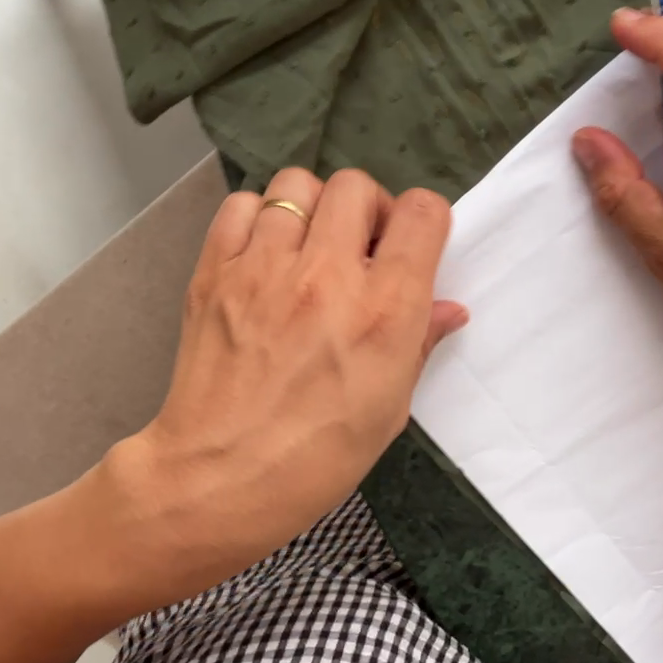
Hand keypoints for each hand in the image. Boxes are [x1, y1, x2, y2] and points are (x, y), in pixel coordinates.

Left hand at [113, 168, 465, 589]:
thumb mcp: (390, 408)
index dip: (425, 222)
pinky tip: (263, 255)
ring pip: (298, 185)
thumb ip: (419, 343)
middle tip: (360, 251)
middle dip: (369, 211)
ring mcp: (264, 266)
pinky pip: (242, 206)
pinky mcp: (214, 270)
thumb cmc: (319, 457)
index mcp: (384, 310)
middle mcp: (327, 272)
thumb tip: (447, 308)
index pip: (423, 213)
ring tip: (308, 249)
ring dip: (314, 210)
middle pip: (358, 186)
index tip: (413, 249)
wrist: (220, 477)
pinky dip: (259, 218)